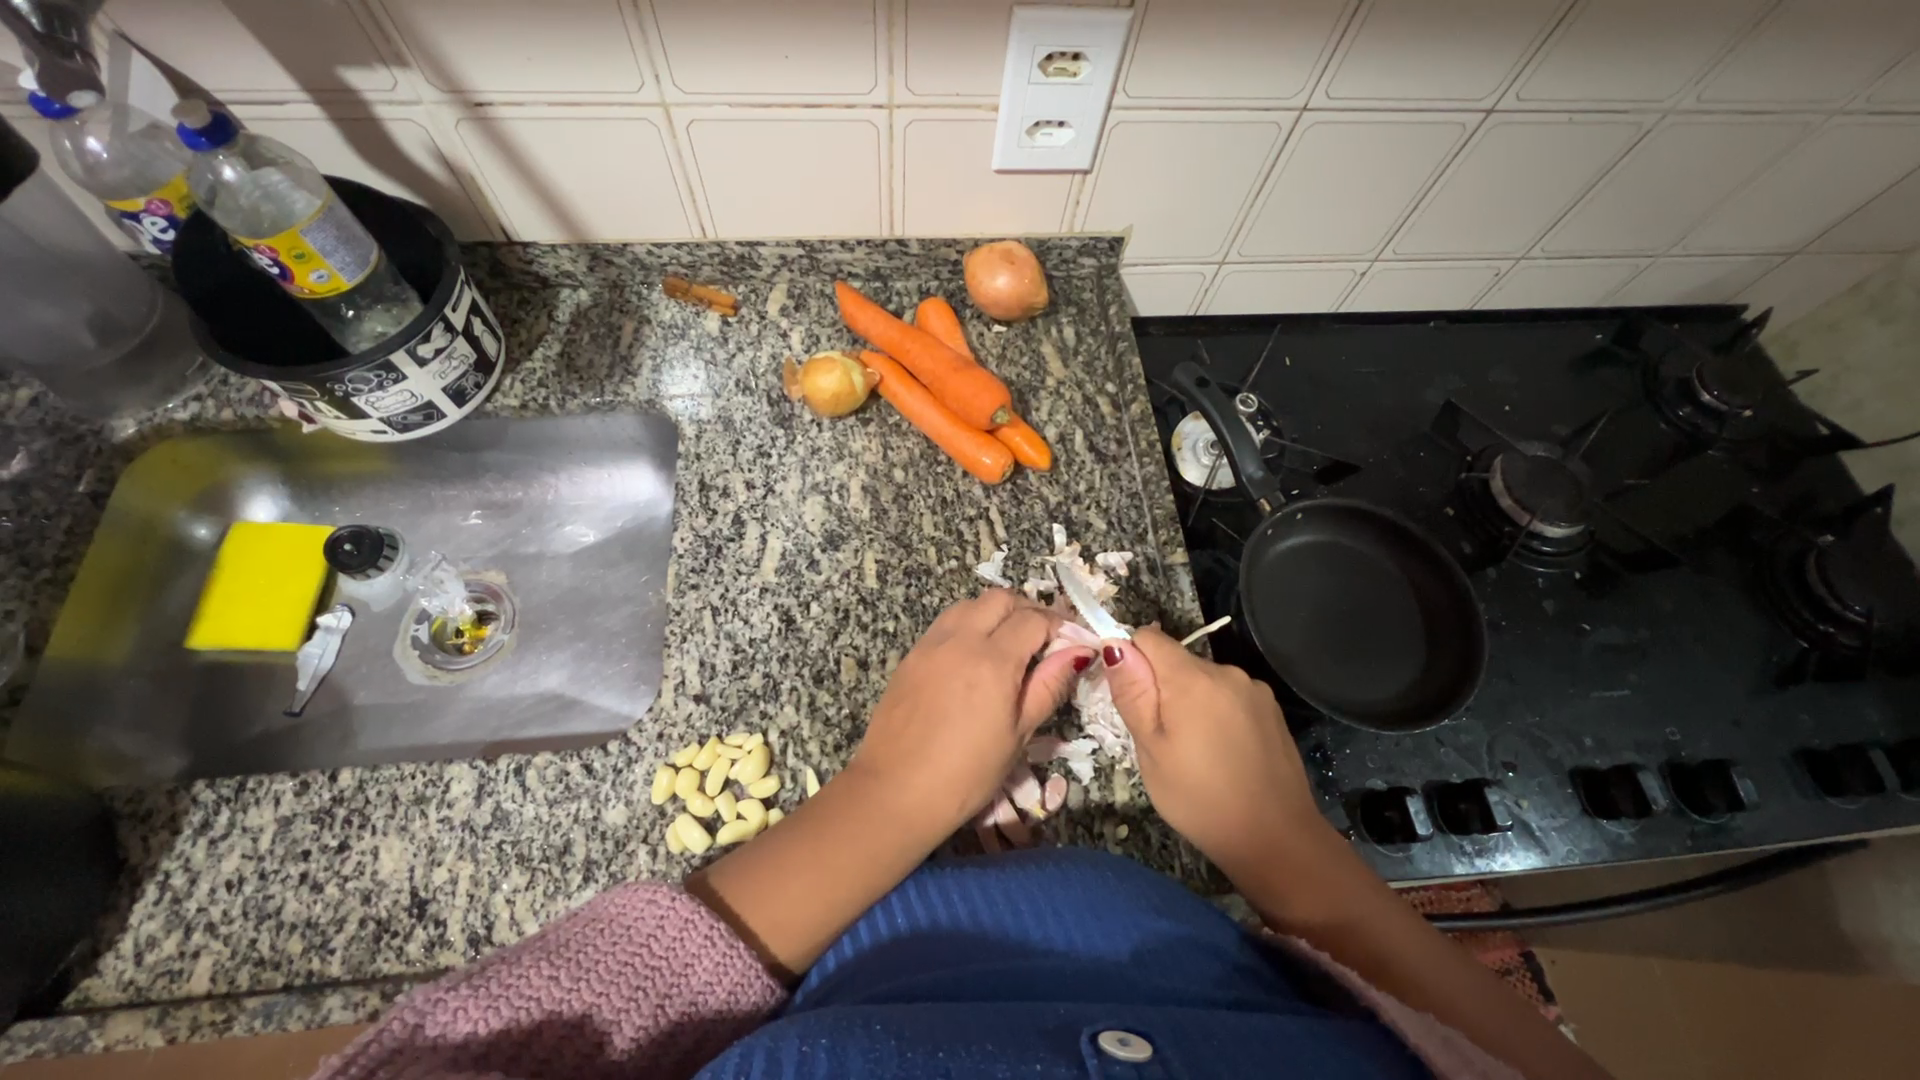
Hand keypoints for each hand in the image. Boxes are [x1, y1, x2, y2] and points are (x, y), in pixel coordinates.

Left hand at [847, 591, 1094, 839]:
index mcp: (992, 660)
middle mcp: (959, 640)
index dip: (1059, 626)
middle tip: (1045, 637)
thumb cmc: (966, 774)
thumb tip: (1077, 651)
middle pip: (1000, 599)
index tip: (1073, 642)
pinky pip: (946, 623)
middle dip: (1028, 610)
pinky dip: (968, 624)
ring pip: (969, 604)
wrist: (895, 792)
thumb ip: (1048, 686)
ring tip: (1011, 642)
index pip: (1033, 620)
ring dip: (995, 612)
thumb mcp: (1018, 734)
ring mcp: (930, 644)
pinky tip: (976, 654)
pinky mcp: (910, 656)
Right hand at [1101, 627, 1332, 879]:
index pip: (1148, 638)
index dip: (1131, 662)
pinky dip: (1216, 714)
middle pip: (1177, 660)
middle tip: (1161, 739)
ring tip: (1193, 750)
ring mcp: (1254, 689)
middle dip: (1161, 688)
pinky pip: (1228, 697)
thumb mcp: (1151, 750)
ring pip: (1203, 680)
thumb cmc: (1200, 798)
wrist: (1276, 838)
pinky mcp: (1271, 709)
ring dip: (1190, 702)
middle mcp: (1226, 671)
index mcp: (1192, 678)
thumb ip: (1132, 693)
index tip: (1132, 701)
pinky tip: (1222, 752)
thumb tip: (1115, 645)